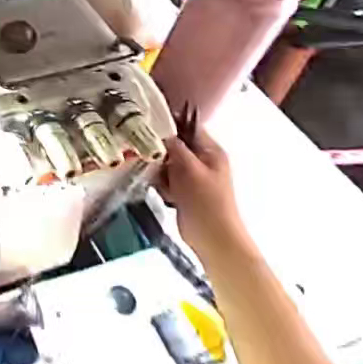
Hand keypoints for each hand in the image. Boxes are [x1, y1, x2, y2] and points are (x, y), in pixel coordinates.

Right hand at [156, 115, 256, 270]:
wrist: (214, 240)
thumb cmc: (206, 201)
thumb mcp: (189, 168)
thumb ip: (175, 146)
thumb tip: (161, 131)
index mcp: (211, 151)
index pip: (189, 127)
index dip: (170, 123)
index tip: (148, 123)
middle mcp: (202, 161)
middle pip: (175, 146)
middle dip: (162, 153)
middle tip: (153, 159)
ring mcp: (193, 177)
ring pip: (168, 163)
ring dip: (161, 172)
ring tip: (162, 183)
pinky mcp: (184, 192)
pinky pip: (167, 180)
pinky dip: (163, 186)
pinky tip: (164, 195)